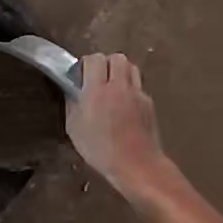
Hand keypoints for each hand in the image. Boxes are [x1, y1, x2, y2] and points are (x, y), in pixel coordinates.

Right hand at [67, 53, 171, 198]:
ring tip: (111, 87)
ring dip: (119, 71)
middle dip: (105, 63)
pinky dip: (129, 88)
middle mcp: (119, 87)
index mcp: (97, 91)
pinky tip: (123, 105)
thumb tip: (72, 91)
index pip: (94, 59)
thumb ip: (72, 104)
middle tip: (96, 78)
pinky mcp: (149, 103)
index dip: (85, 63)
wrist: (136, 164)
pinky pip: (138, 85)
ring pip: (131, 67)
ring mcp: (138, 94)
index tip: (80, 76)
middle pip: (116, 57)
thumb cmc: (100, 149)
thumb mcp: (74, 128)